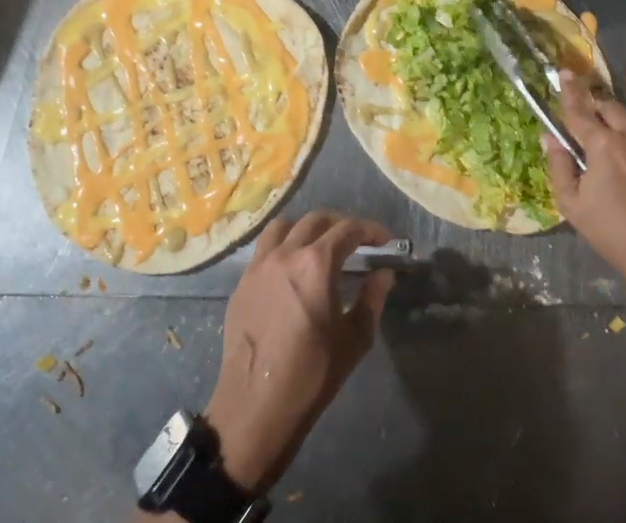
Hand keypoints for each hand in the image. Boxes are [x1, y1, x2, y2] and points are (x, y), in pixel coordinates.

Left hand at [202, 212, 394, 492]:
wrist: (256, 406)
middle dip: (340, 224)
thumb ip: (372, 299)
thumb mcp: (355, 338)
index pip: (348, 229)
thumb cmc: (313, 374)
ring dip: (306, 228)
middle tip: (357, 241)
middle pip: (315, 220)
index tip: (385, 241)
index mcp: (316, 264)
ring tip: (320, 245)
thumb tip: (384, 274)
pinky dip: (282, 247)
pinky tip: (291, 270)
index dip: (371, 230)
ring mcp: (257, 268)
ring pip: (282, 227)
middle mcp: (284, 255)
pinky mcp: (240, 285)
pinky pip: (263, 250)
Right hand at [544, 71, 625, 284]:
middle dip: (597, 108)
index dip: (570, 91)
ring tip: (619, 165)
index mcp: (603, 146)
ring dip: (621, 135)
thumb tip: (549, 137)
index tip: (565, 72)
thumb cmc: (613, 232)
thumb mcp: (573, 205)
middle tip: (589, 124)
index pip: (580, 111)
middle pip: (611, 108)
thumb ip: (558, 166)